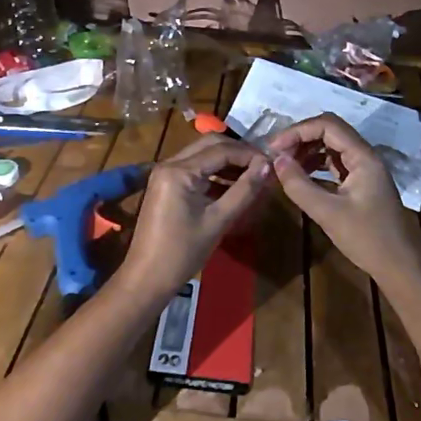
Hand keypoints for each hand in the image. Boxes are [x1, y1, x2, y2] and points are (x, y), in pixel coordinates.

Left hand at [120, 135, 272, 299]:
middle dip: (238, 153)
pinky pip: (193, 169)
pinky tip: (233, 186)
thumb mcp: (218, 220)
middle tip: (263, 166)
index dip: (249, 154)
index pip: (220, 150)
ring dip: (226, 162)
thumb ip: (243, 191)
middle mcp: (169, 163)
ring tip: (254, 176)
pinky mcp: (165, 184)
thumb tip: (266, 166)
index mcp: (179, 170)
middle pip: (209, 145)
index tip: (272, 164)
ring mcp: (165, 173)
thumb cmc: (183, 251)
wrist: (148, 275)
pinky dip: (213, 173)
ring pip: (201, 155)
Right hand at [267, 114, 420, 285]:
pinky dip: (315, 163)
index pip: (327, 126)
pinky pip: (335, 161)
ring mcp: (365, 169)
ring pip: (331, 145)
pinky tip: (300, 175)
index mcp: (364, 158)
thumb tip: (276, 160)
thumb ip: (299, 185)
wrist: (399, 268)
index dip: (297, 131)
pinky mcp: (361, 182)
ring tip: (284, 165)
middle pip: (329, 130)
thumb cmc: (367, 239)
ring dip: (306, 149)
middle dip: (300, 137)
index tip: (274, 148)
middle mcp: (366, 157)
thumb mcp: (327, 213)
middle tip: (277, 154)